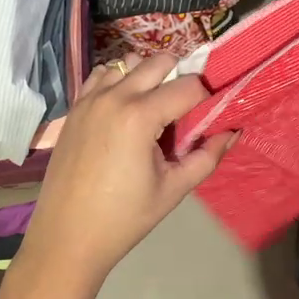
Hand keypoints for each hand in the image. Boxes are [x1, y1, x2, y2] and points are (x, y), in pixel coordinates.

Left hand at [0, 54, 236, 298]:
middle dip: (179, 76)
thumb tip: (232, 132)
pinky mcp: (76, 104)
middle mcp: (115, 95)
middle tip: (184, 108)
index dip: (205, 96)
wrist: (66, 237)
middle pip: (159, 61)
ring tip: (153, 106)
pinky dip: (118, 79)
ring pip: (129, 62)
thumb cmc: (123, 217)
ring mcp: (91, 96)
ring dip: (147, 75)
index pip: (187, 86)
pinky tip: (123, 105)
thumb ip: (206, 157)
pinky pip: (102, 73)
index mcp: (141, 116)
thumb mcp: (173, 190)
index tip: (209, 112)